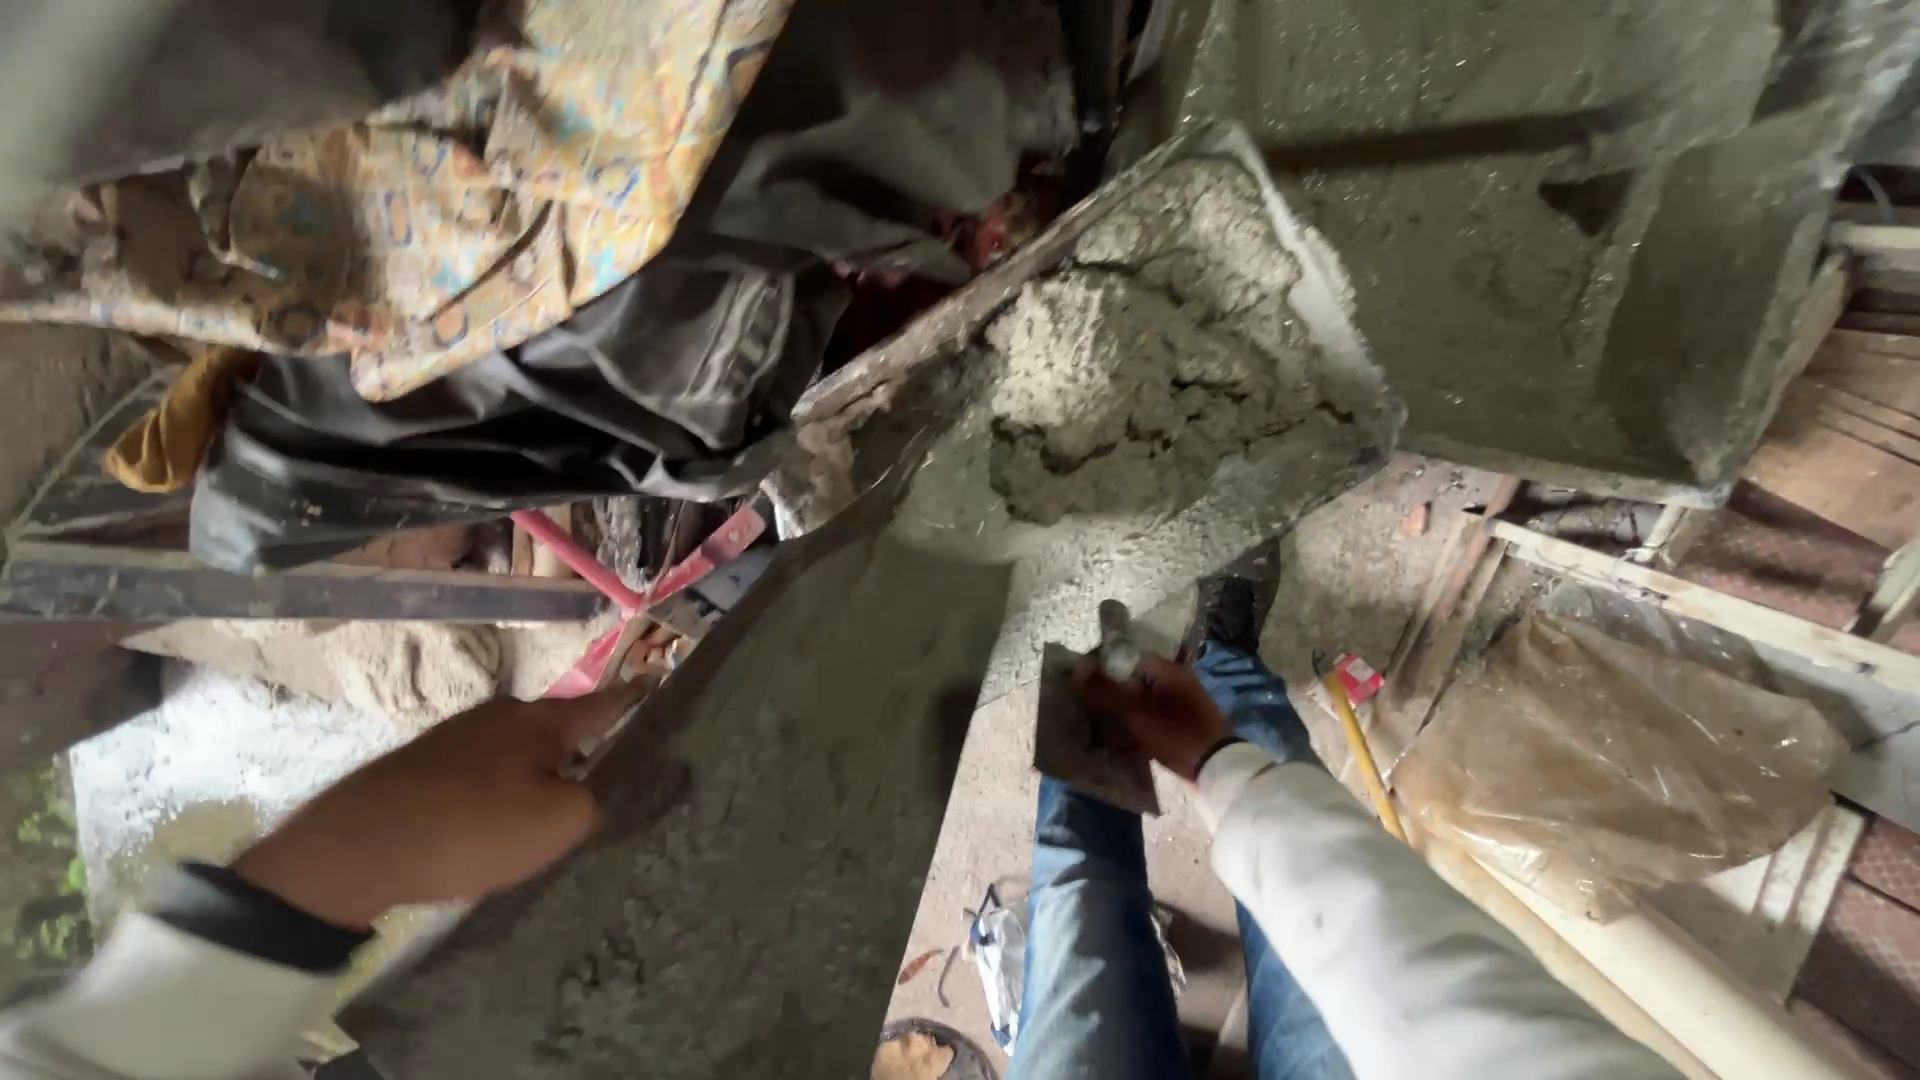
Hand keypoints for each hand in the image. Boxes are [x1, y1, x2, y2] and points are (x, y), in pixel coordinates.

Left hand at [230, 681, 647, 928]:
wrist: (351, 851)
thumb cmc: (473, 827)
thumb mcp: (559, 823)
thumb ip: (596, 801)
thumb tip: (596, 790)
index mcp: (543, 720)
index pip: (606, 702)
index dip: (636, 694)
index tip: (658, 678)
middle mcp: (501, 714)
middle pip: (558, 730)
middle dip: (578, 755)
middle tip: (590, 793)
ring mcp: (455, 736)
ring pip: (516, 753)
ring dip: (532, 777)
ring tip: (534, 821)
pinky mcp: (418, 764)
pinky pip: (478, 772)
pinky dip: (494, 792)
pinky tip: (483, 827)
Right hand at [1076, 653, 1232, 782]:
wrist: (1218, 768)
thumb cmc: (1176, 733)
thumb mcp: (1136, 712)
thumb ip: (1106, 690)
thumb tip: (1078, 667)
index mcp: (1167, 671)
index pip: (1127, 659)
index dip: (1103, 669)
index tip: (1084, 685)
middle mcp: (1176, 681)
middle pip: (1134, 681)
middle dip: (1111, 694)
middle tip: (1090, 708)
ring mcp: (1182, 703)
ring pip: (1142, 701)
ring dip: (1123, 712)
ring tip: (1102, 726)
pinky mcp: (1184, 723)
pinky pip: (1152, 717)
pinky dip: (1137, 725)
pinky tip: (1123, 741)